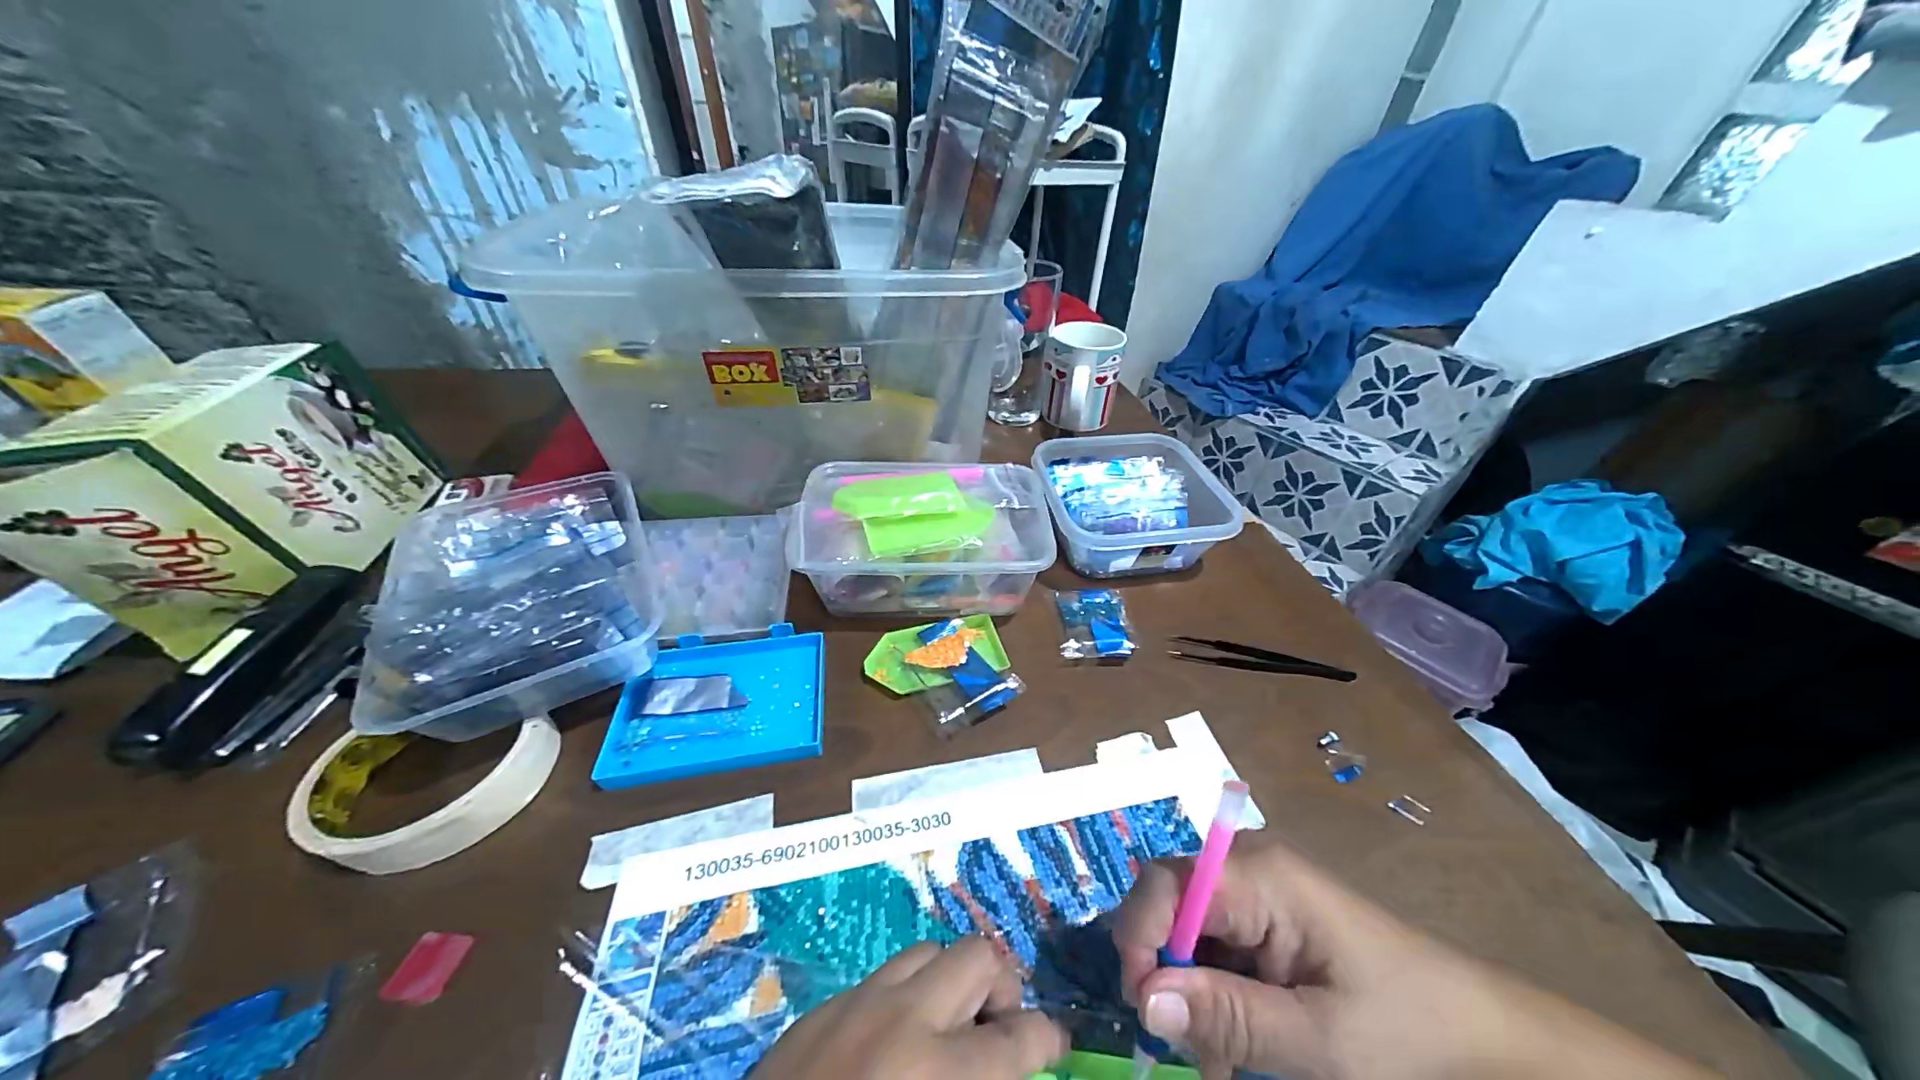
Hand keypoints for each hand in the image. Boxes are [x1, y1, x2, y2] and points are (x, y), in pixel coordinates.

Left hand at [751, 935, 1067, 1079]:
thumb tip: (1003, 1063)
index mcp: (939, 1074)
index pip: (1019, 1037)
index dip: (1047, 1038)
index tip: (1053, 1044)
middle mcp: (904, 1022)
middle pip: (979, 957)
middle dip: (1000, 989)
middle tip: (992, 1031)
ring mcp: (859, 1004)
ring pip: (929, 951)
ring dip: (949, 983)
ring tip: (944, 1025)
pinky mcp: (824, 1007)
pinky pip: (883, 975)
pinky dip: (904, 995)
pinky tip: (891, 1036)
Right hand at [1114, 841, 1718, 1079]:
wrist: (1492, 1043)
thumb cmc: (1413, 1034)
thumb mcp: (1323, 1041)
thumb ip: (1230, 1017)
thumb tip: (1143, 998)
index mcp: (1264, 878)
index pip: (1167, 884)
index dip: (1140, 937)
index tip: (1144, 1010)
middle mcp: (1252, 871)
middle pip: (1171, 907)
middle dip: (1166, 975)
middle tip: (1191, 1049)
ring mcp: (1260, 896)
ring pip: (1188, 935)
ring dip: (1191, 998)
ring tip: (1223, 1062)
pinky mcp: (1268, 924)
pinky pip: (1215, 951)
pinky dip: (1214, 999)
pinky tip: (1239, 1043)